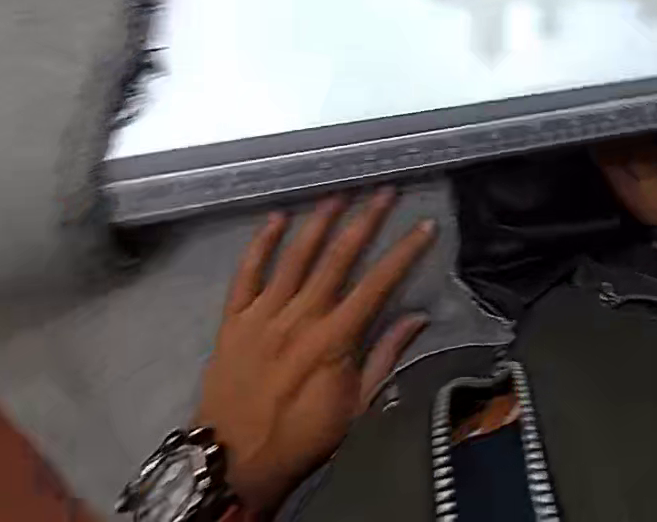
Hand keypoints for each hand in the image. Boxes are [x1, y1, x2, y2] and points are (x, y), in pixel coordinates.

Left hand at [195, 189, 436, 514]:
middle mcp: (300, 316)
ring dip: (320, 220)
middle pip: (339, 256)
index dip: (404, 252)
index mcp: (333, 339)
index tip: (424, 226)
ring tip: (339, 193)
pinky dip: (262, 242)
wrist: (232, 464)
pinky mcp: (235, 317)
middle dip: (366, 219)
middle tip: (384, 192)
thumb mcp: (354, 409)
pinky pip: (247, 271)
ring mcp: (264, 313)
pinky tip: (277, 217)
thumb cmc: (300, 438)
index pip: (378, 284)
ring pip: (296, 255)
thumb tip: (418, 318)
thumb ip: (385, 358)